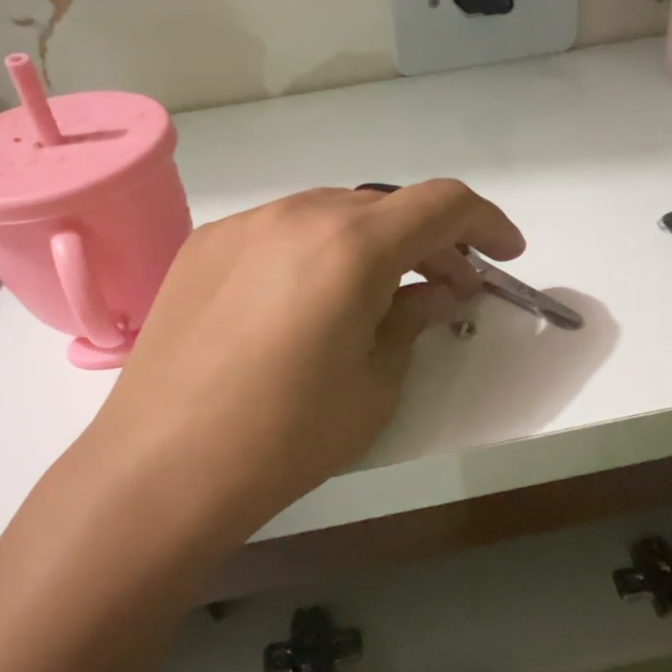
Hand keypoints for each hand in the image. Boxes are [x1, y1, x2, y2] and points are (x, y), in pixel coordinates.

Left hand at [83, 180, 524, 545]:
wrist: (165, 466)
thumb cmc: (287, 437)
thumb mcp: (374, 387)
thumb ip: (412, 324)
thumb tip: (432, 294)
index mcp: (351, 246)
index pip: (442, 206)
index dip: (486, 224)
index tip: (506, 255)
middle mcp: (296, 215)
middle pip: (383, 208)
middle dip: (428, 242)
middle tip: (445, 291)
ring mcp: (242, 226)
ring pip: (328, 216)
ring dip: (369, 247)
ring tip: (375, 300)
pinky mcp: (203, 248)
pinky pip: (279, 235)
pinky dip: (314, 256)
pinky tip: (306, 307)